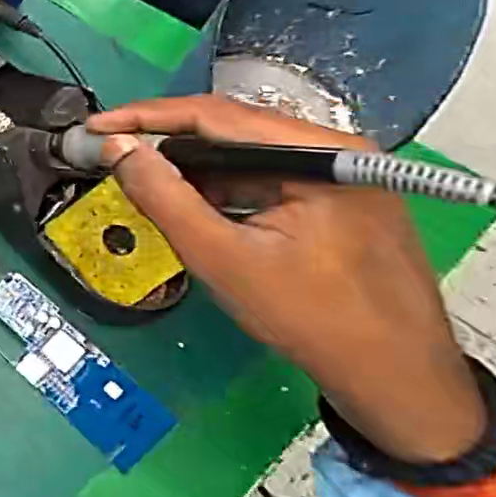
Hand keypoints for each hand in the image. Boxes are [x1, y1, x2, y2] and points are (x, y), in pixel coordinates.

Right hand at [86, 95, 485, 463]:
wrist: (398, 382)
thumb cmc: (312, 319)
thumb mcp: (222, 258)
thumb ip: (164, 197)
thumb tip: (117, 149)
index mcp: (320, 152)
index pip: (215, 114)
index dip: (145, 117)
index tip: (97, 127)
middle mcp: (335, 149)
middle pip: (231, 129)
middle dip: (166, 142)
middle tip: (113, 155)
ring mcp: (340, 173)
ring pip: (244, 155)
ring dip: (192, 168)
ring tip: (145, 183)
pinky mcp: (335, 198)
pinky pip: (262, 179)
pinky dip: (221, 189)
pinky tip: (194, 207)